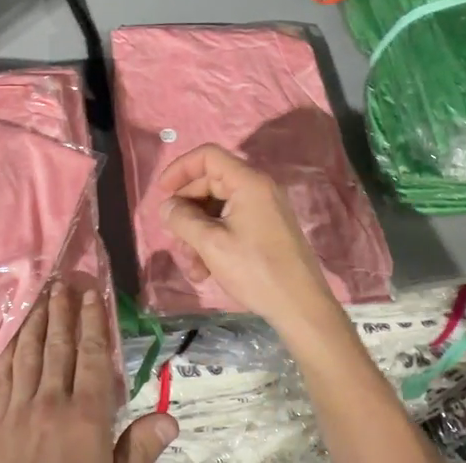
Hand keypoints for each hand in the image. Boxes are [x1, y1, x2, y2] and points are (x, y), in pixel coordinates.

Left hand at [0, 283, 176, 462]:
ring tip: (42, 296)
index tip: (92, 294)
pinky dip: (9, 350)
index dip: (93, 322)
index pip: (92, 357)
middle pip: (58, 347)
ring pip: (27, 354)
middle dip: (62, 312)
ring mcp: (18, 411)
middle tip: (64, 281)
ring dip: (36, 322)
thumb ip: (138, 450)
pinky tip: (14, 338)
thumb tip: (170, 418)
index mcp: (85, 417)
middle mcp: (50, 403)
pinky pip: (0, 376)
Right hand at [154, 144, 339, 333]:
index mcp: (248, 182)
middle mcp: (258, 189)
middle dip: (187, 211)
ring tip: (192, 266)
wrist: (303, 309)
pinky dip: (214, 241)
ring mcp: (264, 210)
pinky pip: (231, 223)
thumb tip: (166, 207)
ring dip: (198, 233)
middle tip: (173, 238)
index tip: (162, 193)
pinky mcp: (267, 230)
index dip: (180, 169)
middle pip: (210, 184)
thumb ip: (183, 219)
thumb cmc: (256, 270)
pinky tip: (206, 271)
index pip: (207, 156)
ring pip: (218, 209)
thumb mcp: (212, 244)